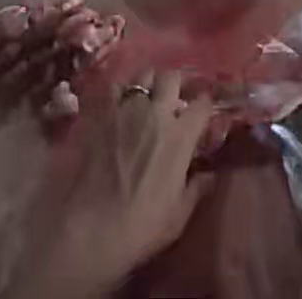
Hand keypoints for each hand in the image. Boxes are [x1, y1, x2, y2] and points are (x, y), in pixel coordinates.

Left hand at [2, 70, 213, 298]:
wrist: (92, 226)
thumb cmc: (141, 225)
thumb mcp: (178, 215)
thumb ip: (196, 189)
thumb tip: (209, 175)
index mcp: (180, 137)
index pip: (202, 104)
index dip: (206, 103)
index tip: (205, 108)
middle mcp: (156, 113)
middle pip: (172, 77)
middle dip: (179, 82)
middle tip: (179, 94)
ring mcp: (128, 109)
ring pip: (144, 75)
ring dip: (152, 80)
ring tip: (152, 91)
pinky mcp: (104, 113)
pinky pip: (116, 86)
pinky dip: (124, 88)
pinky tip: (124, 100)